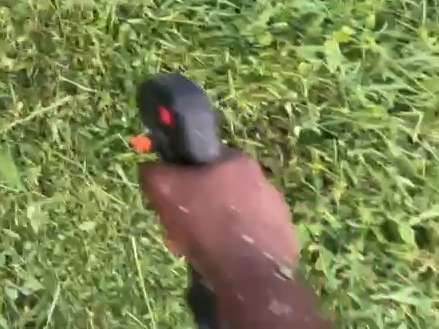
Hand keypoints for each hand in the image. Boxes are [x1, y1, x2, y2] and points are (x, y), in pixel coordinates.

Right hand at [138, 153, 300, 284]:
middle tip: (181, 224)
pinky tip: (220, 257)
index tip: (174, 196)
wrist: (251, 279)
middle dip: (197, 204)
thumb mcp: (162, 187)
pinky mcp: (286, 241)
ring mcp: (278, 212)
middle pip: (216, 187)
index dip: (182, 177)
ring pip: (232, 213)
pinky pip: (249, 235)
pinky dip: (234, 243)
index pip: (201, 160)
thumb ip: (153, 169)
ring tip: (198, 245)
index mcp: (236, 159)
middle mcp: (263, 179)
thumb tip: (153, 168)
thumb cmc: (205, 223)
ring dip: (214, 224)